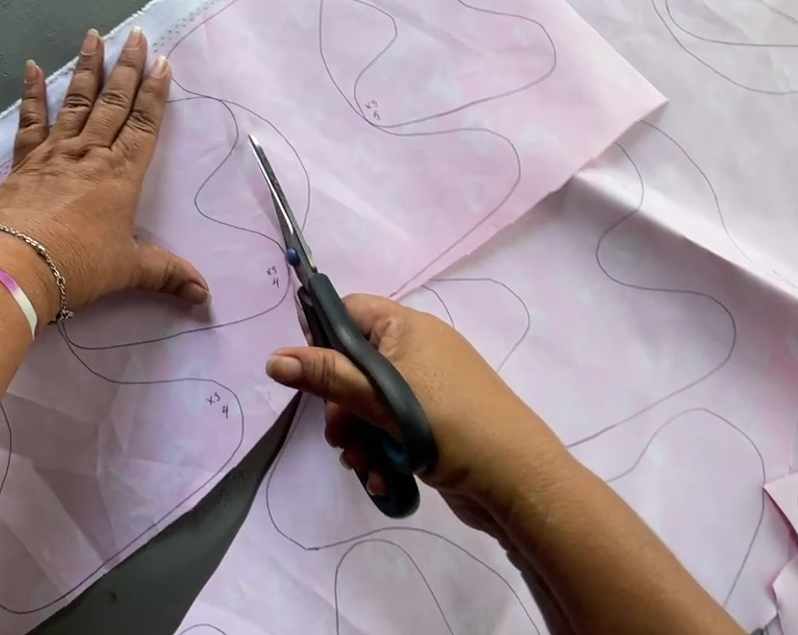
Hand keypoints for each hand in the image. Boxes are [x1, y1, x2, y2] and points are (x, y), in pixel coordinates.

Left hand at [0, 28, 211, 314]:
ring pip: (77, 101)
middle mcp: (91, 152)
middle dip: (127, 66)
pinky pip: (31, 119)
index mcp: (121, 173)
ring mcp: (56, 152)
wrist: (19, 264)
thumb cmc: (79, 264)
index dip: (155, 92)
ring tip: (94, 35)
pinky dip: (33, 92)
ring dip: (88, 68)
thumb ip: (167, 274)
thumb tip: (205, 296)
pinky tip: (34, 67)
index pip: (144, 123)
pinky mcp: (26, 160)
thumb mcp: (129, 269)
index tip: (161, 61)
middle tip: (135, 33)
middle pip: (114, 102)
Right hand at [263, 295, 569, 516]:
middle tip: (340, 436)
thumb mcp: (381, 398)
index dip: (323, 339)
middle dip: (339, 404)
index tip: (312, 375)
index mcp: (405, 326)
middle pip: (353, 363)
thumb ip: (325, 377)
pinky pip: (392, 424)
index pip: (348, 311)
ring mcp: (428, 386)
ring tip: (362, 464)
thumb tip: (272, 359)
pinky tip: (382, 475)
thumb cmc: (450, 426)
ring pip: (369, 401)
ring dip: (358, 433)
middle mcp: (415, 349)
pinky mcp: (436, 421)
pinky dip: (381, 448)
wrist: (524, 486)